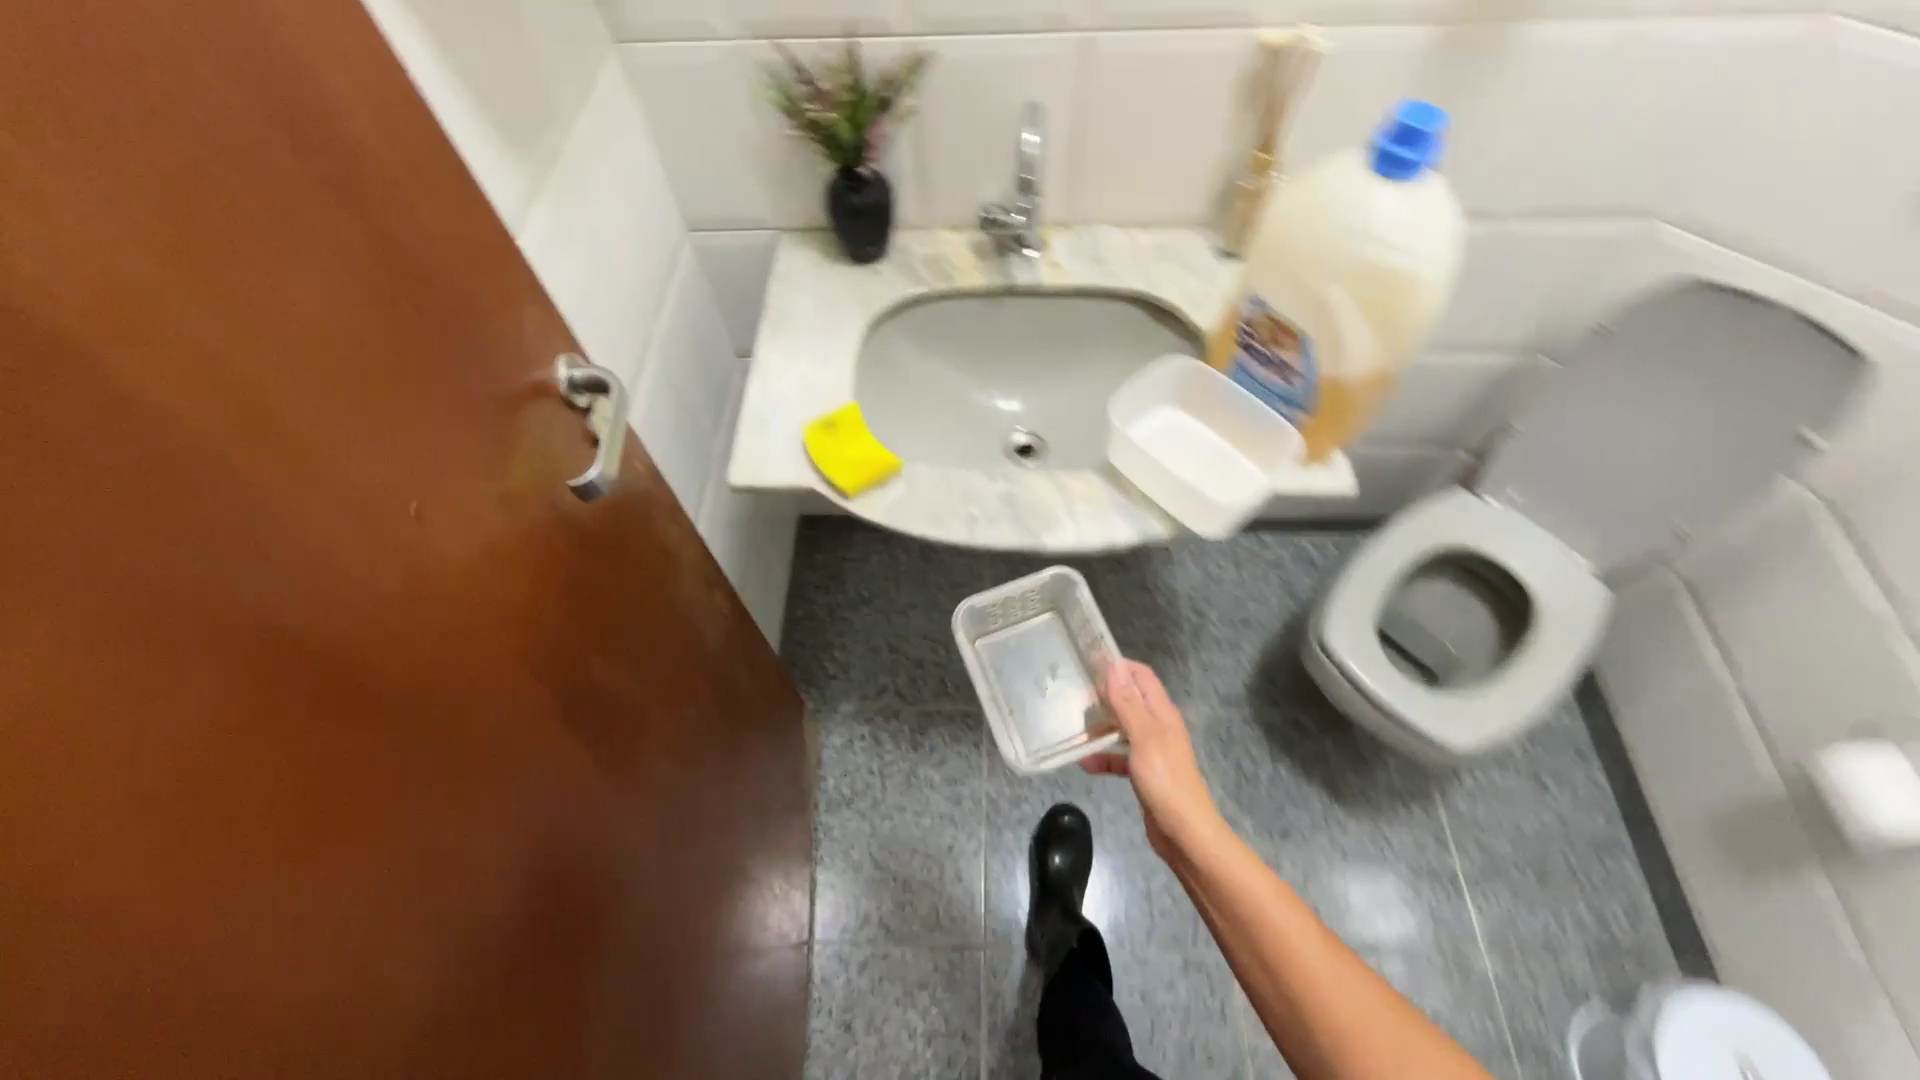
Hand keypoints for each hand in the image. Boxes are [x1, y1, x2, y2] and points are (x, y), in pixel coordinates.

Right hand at [1081, 659, 1222, 859]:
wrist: (1184, 832)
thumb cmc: (1165, 780)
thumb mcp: (1144, 737)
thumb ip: (1128, 703)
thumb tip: (1114, 667)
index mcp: (1162, 713)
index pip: (1142, 677)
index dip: (1119, 667)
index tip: (1089, 664)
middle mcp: (1158, 727)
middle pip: (1130, 700)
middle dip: (1105, 697)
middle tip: (1076, 699)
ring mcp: (1151, 751)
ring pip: (1122, 728)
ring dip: (1101, 728)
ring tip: (1075, 728)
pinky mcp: (1144, 773)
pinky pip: (1119, 757)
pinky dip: (1103, 757)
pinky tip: (1084, 763)